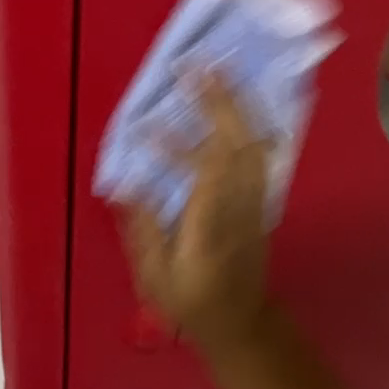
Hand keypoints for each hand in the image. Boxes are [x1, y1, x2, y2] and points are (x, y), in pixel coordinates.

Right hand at [118, 69, 272, 348]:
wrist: (241, 321)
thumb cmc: (192, 301)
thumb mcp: (156, 275)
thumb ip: (143, 227)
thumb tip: (126, 181)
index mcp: (211, 226)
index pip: (205, 171)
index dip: (180, 141)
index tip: (148, 124)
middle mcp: (241, 206)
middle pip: (240, 145)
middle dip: (223, 102)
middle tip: (200, 67)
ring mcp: (257, 201)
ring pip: (256, 144)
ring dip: (239, 105)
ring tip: (218, 73)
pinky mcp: (262, 198)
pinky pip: (261, 153)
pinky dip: (250, 122)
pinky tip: (236, 104)